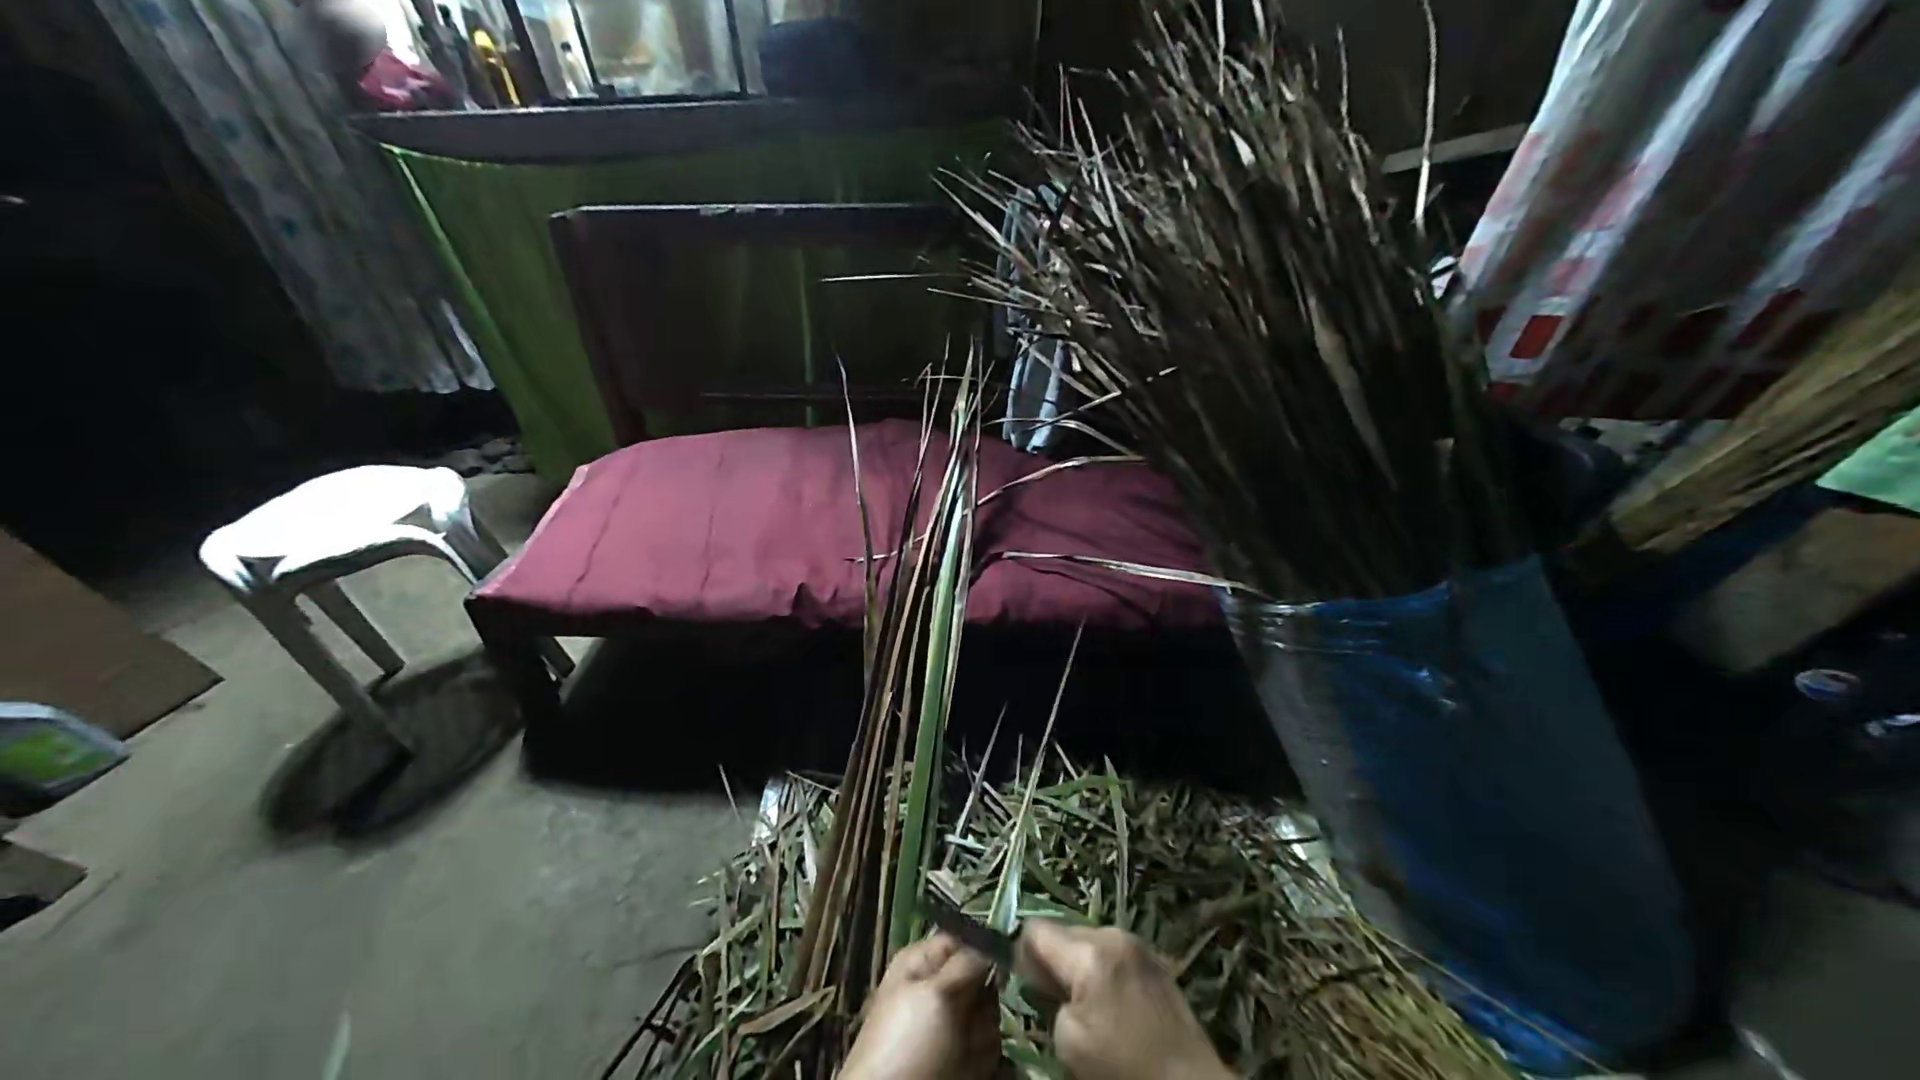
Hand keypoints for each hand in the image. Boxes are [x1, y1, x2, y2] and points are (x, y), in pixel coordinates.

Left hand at [840, 932, 1001, 1079]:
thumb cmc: (907, 1044)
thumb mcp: (934, 994)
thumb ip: (966, 963)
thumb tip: (993, 944)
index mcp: (923, 963)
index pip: (964, 941)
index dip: (981, 954)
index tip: (990, 973)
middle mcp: (939, 989)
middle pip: (984, 981)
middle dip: (983, 1004)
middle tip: (966, 1023)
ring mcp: (951, 1025)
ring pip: (990, 1017)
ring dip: (981, 1037)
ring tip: (959, 1054)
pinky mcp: (961, 1057)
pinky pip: (987, 1048)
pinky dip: (981, 1060)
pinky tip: (964, 1071)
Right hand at [1015, 920, 1232, 1079]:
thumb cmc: (1125, 1070)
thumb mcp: (1069, 1042)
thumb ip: (1048, 998)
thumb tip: (1043, 980)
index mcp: (1090, 952)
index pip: (1036, 930)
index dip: (1023, 955)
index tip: (1028, 987)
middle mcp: (1114, 935)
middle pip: (1063, 931)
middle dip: (1052, 959)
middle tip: (1055, 1001)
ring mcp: (1138, 945)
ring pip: (1087, 940)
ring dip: (1077, 964)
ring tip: (1086, 1006)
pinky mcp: (1155, 960)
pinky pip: (1112, 952)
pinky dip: (1101, 970)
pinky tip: (1111, 1006)